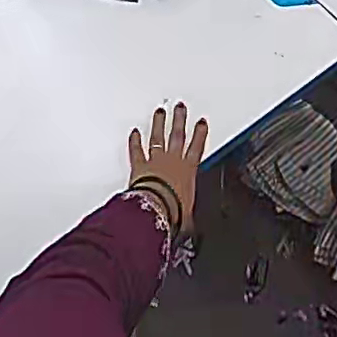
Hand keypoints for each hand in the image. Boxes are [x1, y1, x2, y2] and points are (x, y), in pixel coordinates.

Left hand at [128, 103, 207, 232]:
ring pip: (158, 137)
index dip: (200, 134)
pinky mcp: (139, 166)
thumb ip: (188, 218)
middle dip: (180, 120)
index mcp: (188, 171)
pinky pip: (137, 151)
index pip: (196, 147)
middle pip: (177, 135)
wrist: (156, 210)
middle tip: (180, 107)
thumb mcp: (187, 217)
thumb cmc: (174, 212)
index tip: (201, 122)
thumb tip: (190, 229)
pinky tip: (134, 132)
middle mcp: (173, 161)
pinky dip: (135, 141)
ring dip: (159, 123)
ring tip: (160, 112)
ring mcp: (155, 161)